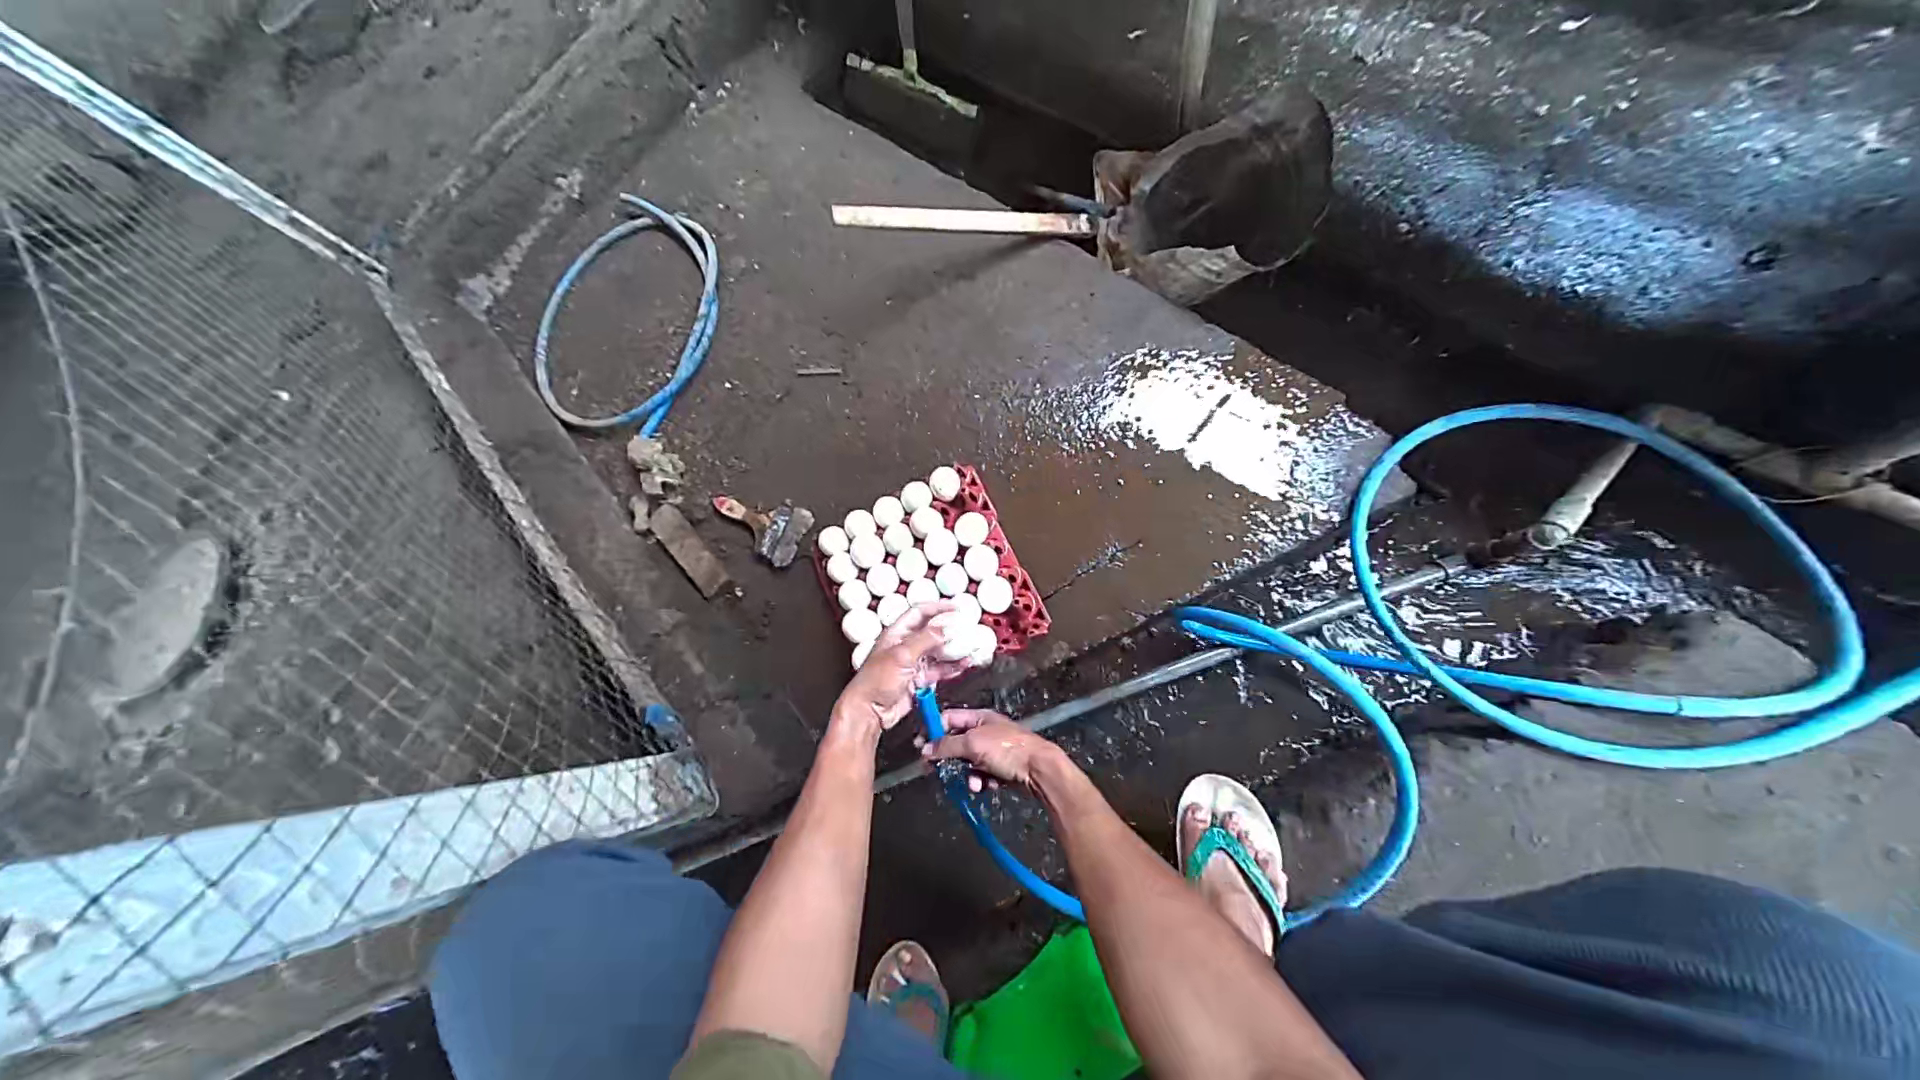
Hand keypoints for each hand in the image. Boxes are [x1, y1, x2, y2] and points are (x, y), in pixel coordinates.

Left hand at [830, 601, 975, 739]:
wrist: (869, 711)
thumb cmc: (873, 682)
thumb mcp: (901, 655)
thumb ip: (925, 640)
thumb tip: (945, 628)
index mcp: (897, 634)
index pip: (919, 613)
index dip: (937, 607)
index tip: (955, 608)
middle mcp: (905, 646)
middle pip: (932, 632)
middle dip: (950, 630)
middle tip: (967, 628)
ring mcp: (913, 664)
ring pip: (939, 652)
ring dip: (954, 650)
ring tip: (970, 646)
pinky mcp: (919, 680)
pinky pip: (940, 670)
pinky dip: (952, 667)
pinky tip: (963, 664)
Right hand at [919, 710, 1066, 794]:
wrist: (1038, 770)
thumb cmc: (1007, 750)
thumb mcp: (973, 743)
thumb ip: (947, 745)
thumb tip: (926, 749)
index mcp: (979, 718)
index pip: (949, 718)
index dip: (934, 730)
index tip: (921, 746)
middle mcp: (984, 732)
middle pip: (956, 743)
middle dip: (948, 758)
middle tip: (937, 769)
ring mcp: (992, 751)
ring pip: (966, 762)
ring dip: (965, 774)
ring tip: (972, 782)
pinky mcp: (998, 769)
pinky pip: (979, 775)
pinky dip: (979, 781)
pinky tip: (985, 786)